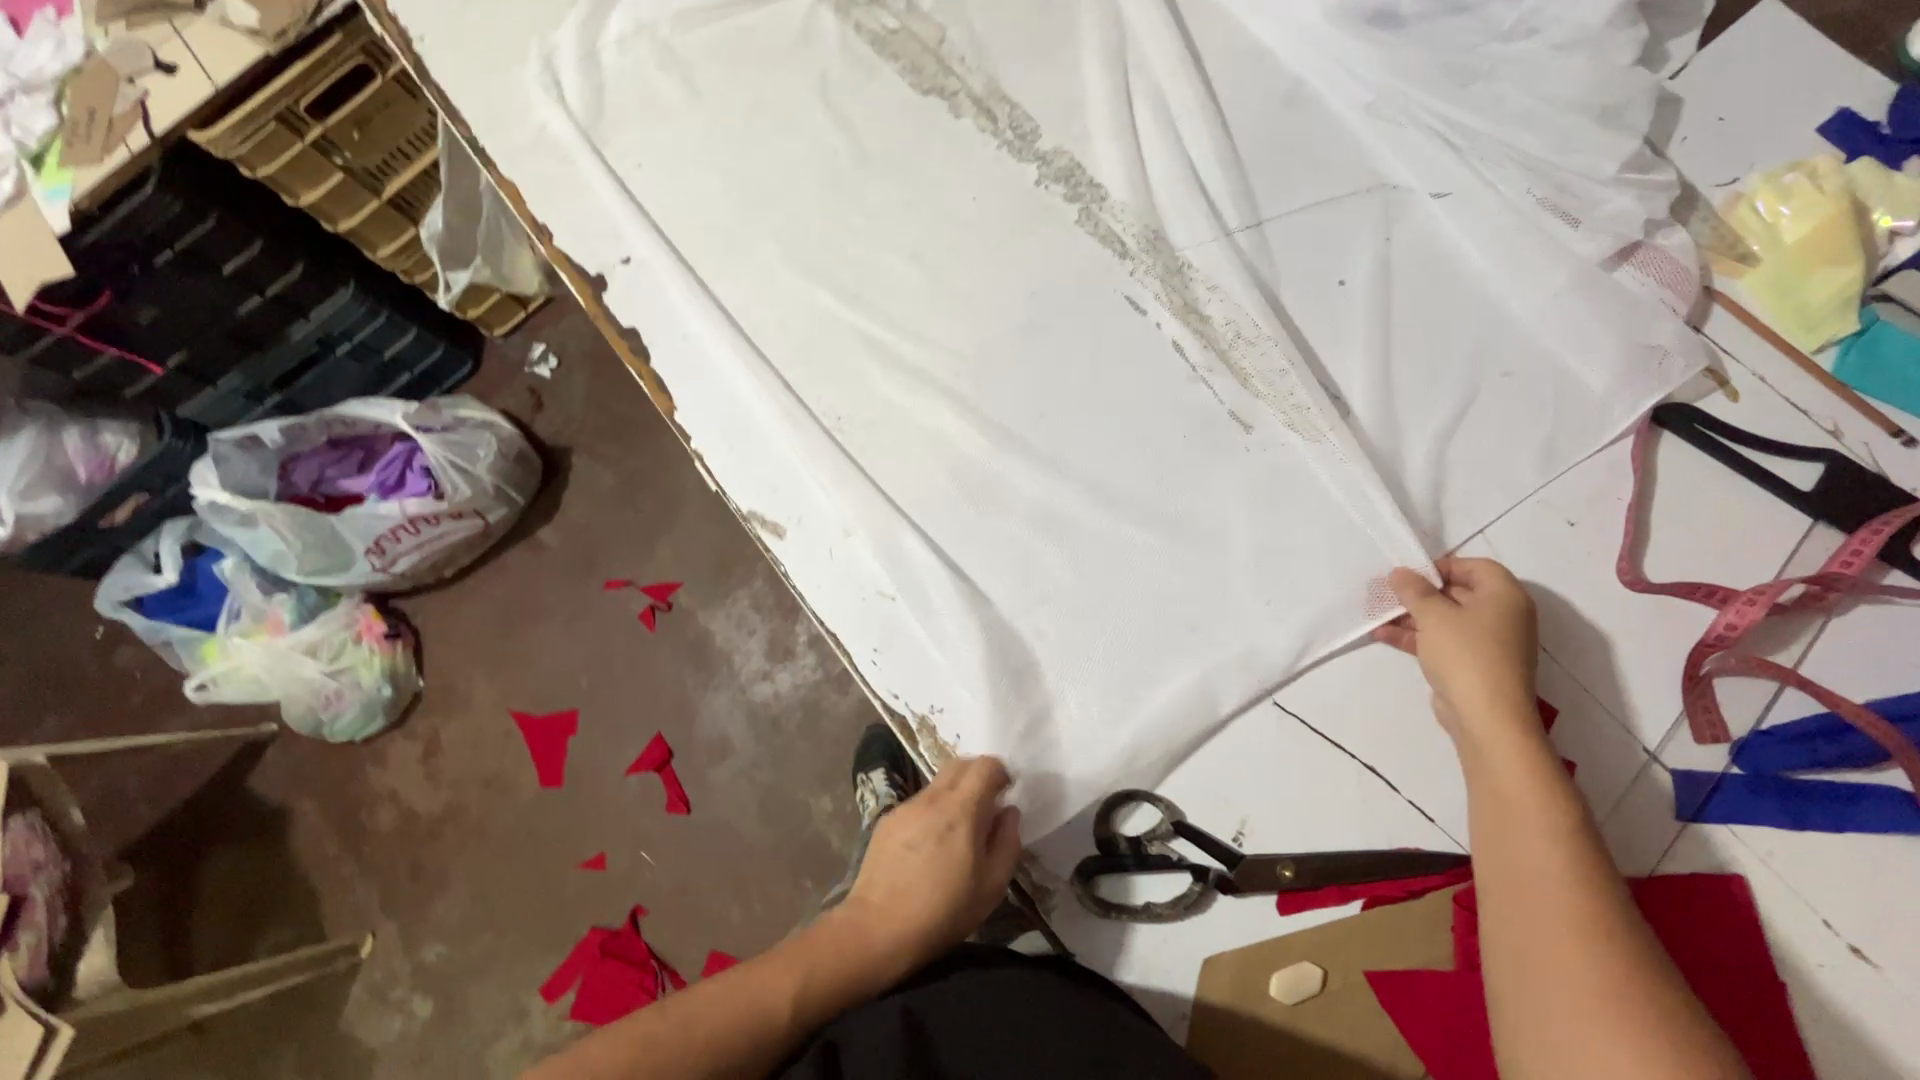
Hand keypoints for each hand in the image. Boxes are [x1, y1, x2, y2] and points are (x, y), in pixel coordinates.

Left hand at [841, 755, 1022, 970]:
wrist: (879, 928)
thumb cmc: (944, 911)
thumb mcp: (992, 886)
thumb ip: (1008, 842)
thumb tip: (1009, 812)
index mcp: (962, 810)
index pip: (985, 765)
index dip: (1000, 773)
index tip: (1005, 794)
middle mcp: (932, 799)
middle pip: (959, 764)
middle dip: (977, 776)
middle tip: (986, 806)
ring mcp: (905, 808)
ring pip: (937, 785)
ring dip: (954, 795)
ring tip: (956, 833)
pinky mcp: (887, 821)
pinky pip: (917, 804)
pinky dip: (931, 812)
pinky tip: (928, 847)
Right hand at [1372, 556, 1540, 744]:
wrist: (1486, 717)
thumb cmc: (1466, 654)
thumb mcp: (1434, 616)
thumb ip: (1414, 590)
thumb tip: (1400, 573)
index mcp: (1504, 596)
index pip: (1474, 566)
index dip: (1441, 565)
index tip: (1409, 573)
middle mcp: (1501, 615)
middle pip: (1457, 592)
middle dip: (1418, 592)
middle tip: (1386, 590)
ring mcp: (1487, 642)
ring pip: (1445, 619)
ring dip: (1411, 615)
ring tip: (1376, 611)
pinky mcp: (1471, 663)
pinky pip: (1442, 640)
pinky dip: (1416, 636)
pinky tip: (1382, 633)